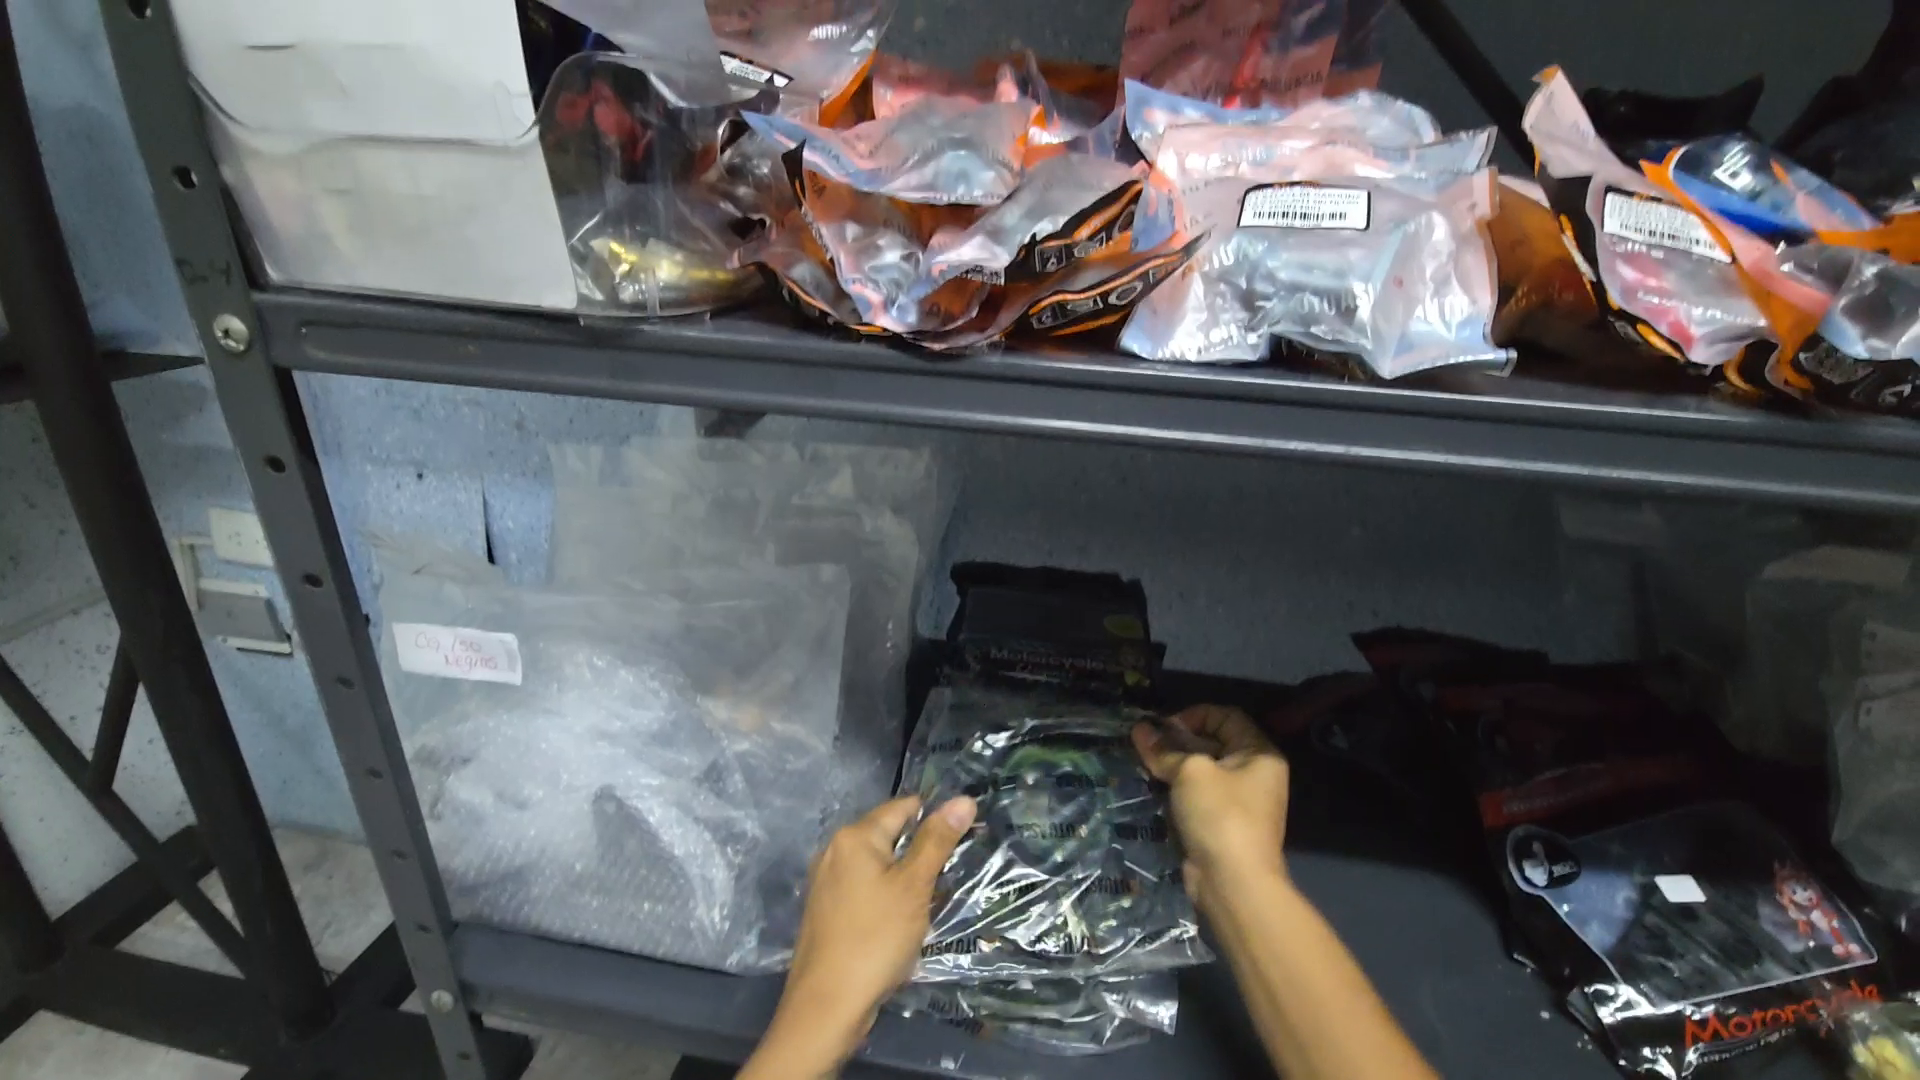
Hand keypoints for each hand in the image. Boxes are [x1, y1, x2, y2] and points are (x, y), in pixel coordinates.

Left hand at [741, 794, 977, 1079]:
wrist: (826, 1007)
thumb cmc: (875, 939)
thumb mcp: (914, 887)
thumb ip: (937, 841)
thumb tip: (963, 799)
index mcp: (854, 836)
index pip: (903, 807)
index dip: (935, 819)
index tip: (962, 839)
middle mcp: (834, 850)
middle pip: (888, 835)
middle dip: (920, 851)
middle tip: (948, 876)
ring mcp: (826, 881)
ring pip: (878, 864)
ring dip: (905, 877)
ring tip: (931, 900)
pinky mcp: (826, 909)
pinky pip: (864, 888)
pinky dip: (886, 896)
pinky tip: (902, 921)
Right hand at [1131, 705, 1289, 910]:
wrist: (1233, 883)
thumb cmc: (1220, 815)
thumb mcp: (1190, 772)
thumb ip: (1164, 750)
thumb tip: (1140, 730)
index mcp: (1259, 753)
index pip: (1227, 716)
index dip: (1194, 715)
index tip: (1165, 726)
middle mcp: (1254, 773)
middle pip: (1213, 742)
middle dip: (1178, 740)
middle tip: (1147, 743)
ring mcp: (1239, 801)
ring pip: (1202, 770)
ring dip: (1174, 764)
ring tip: (1144, 761)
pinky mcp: (1222, 823)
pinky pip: (1198, 794)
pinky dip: (1177, 787)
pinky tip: (1153, 785)